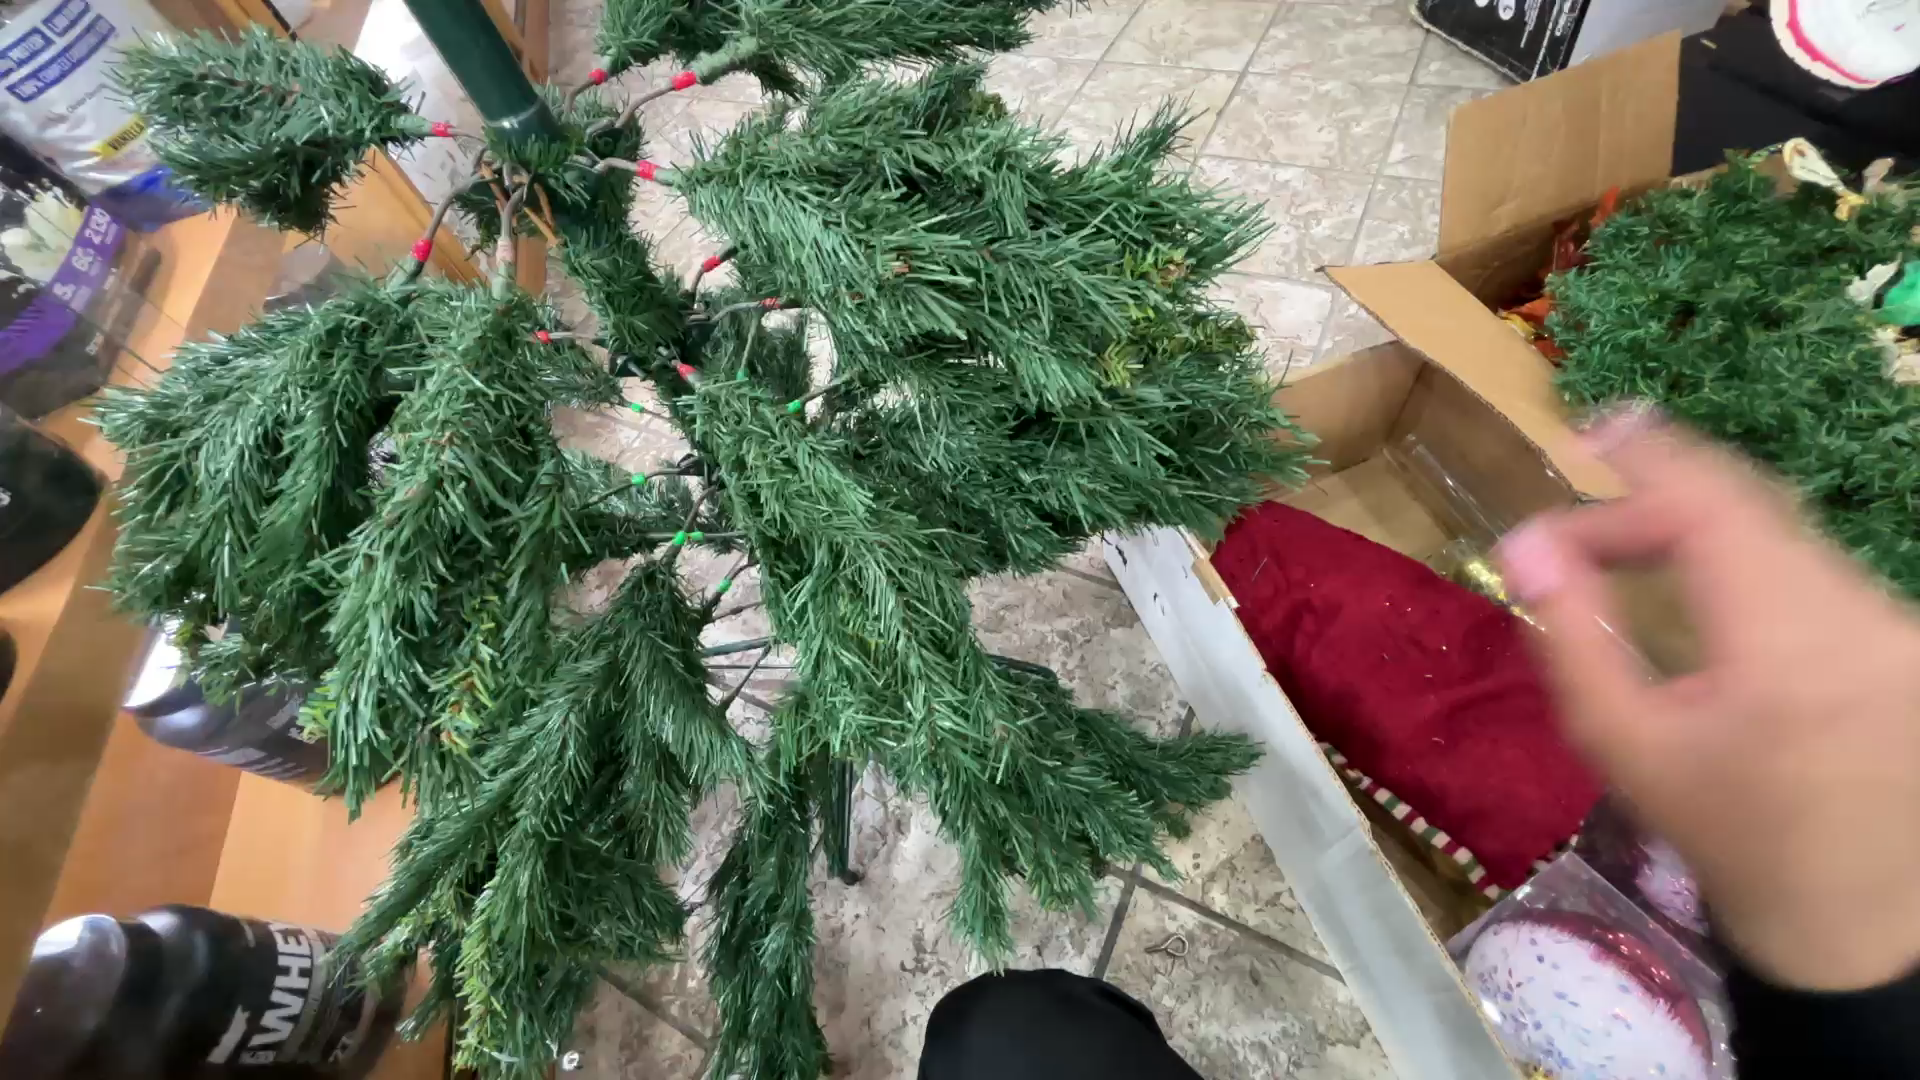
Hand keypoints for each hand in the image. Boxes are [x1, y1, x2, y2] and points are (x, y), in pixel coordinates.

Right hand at [1495, 409, 1919, 990]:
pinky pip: (1806, 570)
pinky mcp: (1902, 643)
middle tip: (1568, 523)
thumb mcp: (1616, 734)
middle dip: (1648, 500)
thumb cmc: (1719, 825)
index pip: (1718, 506)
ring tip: (1612, 549)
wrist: (1861, 915)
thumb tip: (1524, 542)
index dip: (1650, 456)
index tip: (1586, 430)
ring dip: (1687, 529)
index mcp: (1792, 638)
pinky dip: (1731, 554)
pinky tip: (1686, 576)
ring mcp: (1898, 629)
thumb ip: (1566, 630)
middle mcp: (1867, 616)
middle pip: (1749, 512)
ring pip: (1780, 538)